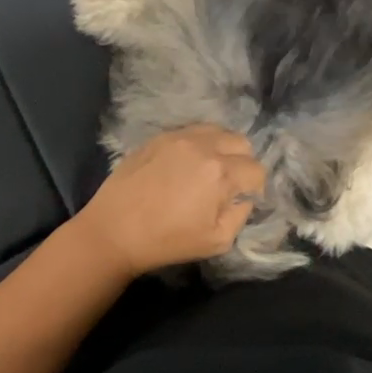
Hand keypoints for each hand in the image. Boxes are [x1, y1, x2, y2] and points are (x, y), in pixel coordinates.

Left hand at [71, 125, 264, 276]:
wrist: (114, 229)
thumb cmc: (166, 240)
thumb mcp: (217, 241)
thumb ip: (240, 216)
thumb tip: (243, 198)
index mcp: (220, 173)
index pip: (257, 169)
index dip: (255, 188)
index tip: (241, 200)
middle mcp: (203, 146)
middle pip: (241, 142)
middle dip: (242, 162)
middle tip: (227, 184)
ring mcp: (178, 137)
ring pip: (217, 130)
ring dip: (221, 148)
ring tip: (208, 170)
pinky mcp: (158, 136)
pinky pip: (191, 131)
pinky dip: (198, 143)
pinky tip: (186, 164)